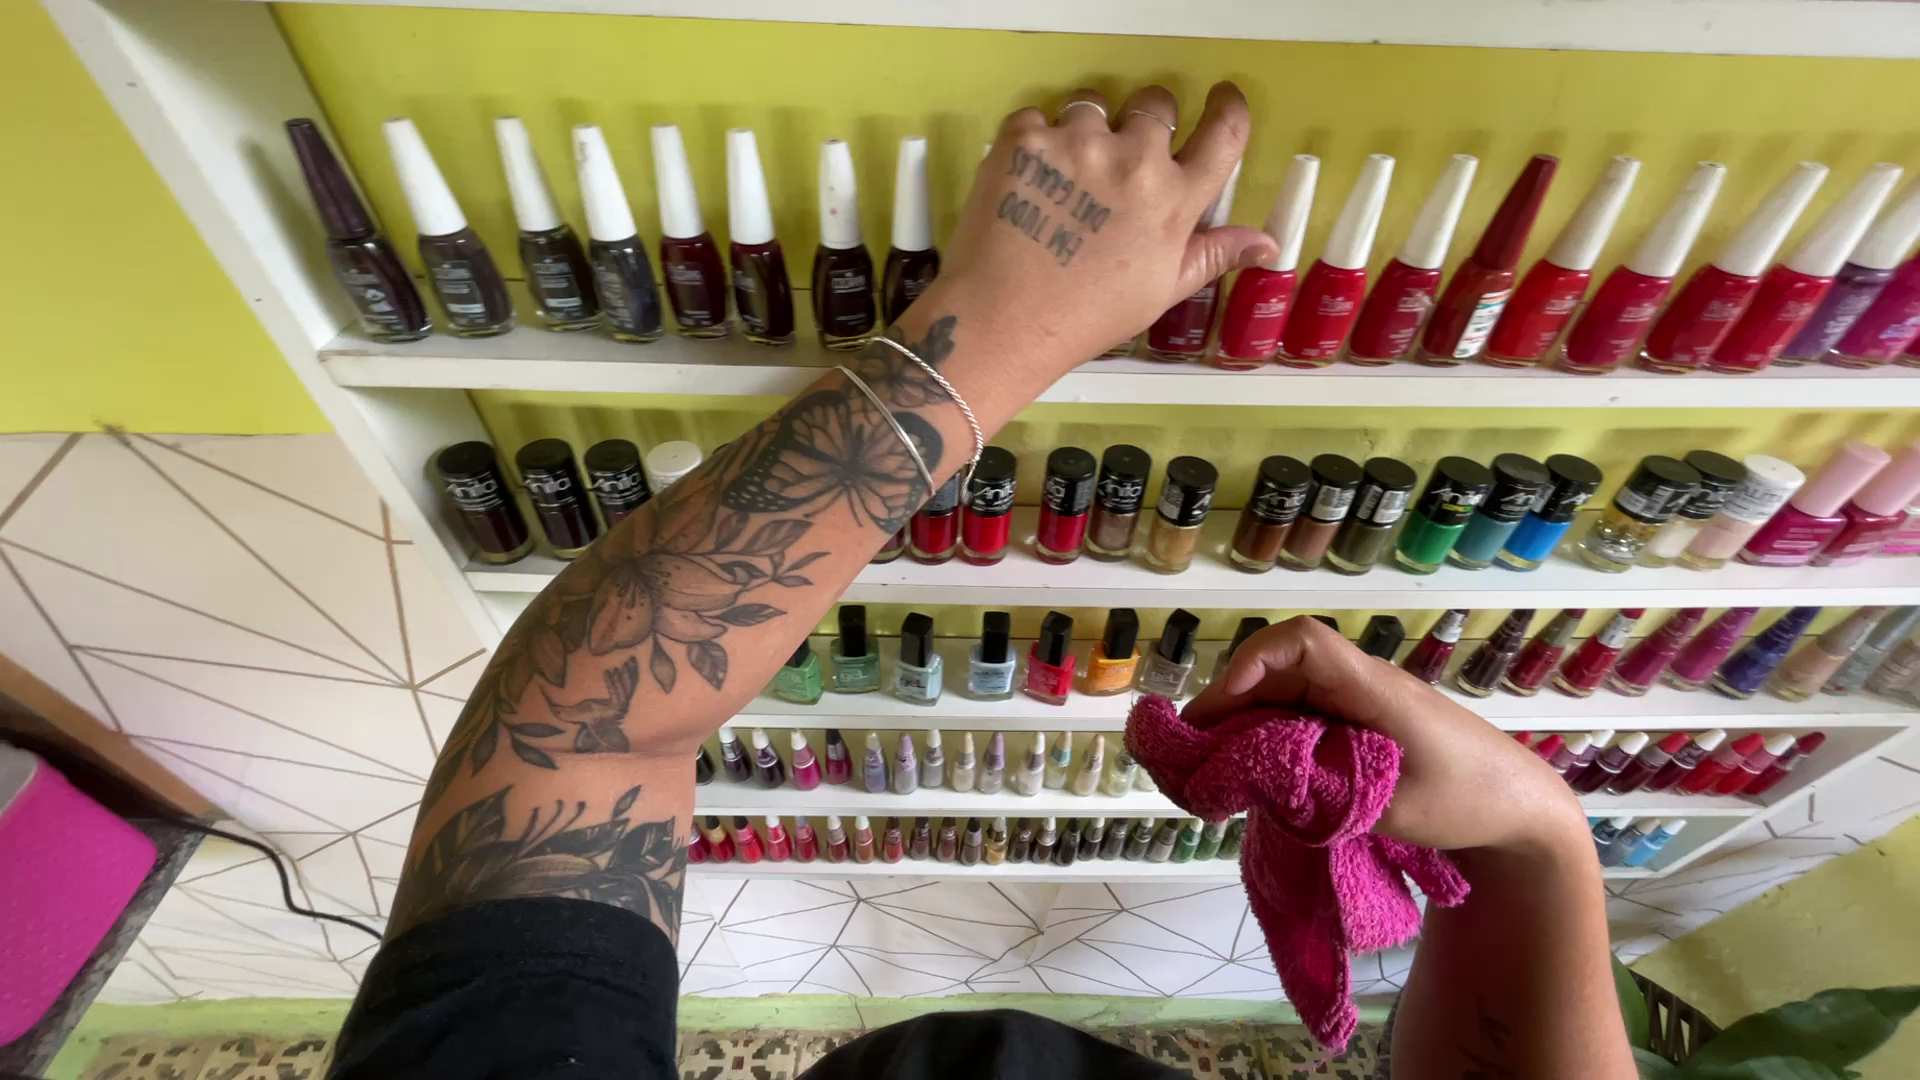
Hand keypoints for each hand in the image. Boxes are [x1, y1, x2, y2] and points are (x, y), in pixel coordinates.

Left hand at [934, 82, 1277, 371]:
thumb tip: (1265, 243)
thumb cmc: (1083, 319)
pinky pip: (1039, 119)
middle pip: (1155, 105)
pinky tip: (1028, 188)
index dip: (1225, 108)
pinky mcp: (1025, 140)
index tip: (1218, 99)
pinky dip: (1035, 146)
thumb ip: (1210, 255)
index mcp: (1173, 201)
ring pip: (1092, 107)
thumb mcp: (1156, 294)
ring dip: (1084, 133)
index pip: (1224, 132)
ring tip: (1064, 183)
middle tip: (1118, 162)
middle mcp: (1133, 161)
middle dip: (1144, 124)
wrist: (1003, 324)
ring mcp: (1076, 144)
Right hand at [1182, 616, 1590, 857]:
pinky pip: (1295, 709)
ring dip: (1242, 714)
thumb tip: (1248, 780)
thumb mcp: (1388, 808)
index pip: (1303, 641)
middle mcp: (1354, 681)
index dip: (1253, 659)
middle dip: (1229, 697)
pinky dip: (1264, 729)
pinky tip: (1247, 759)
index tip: (1226, 702)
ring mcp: (1351, 698)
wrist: (1523, 808)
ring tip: (1210, 754)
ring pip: (1279, 687)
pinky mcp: (1351, 717)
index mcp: (1370, 688)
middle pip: (1276, 664)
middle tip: (1194, 742)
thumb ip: (1317, 791)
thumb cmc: (1466, 802)